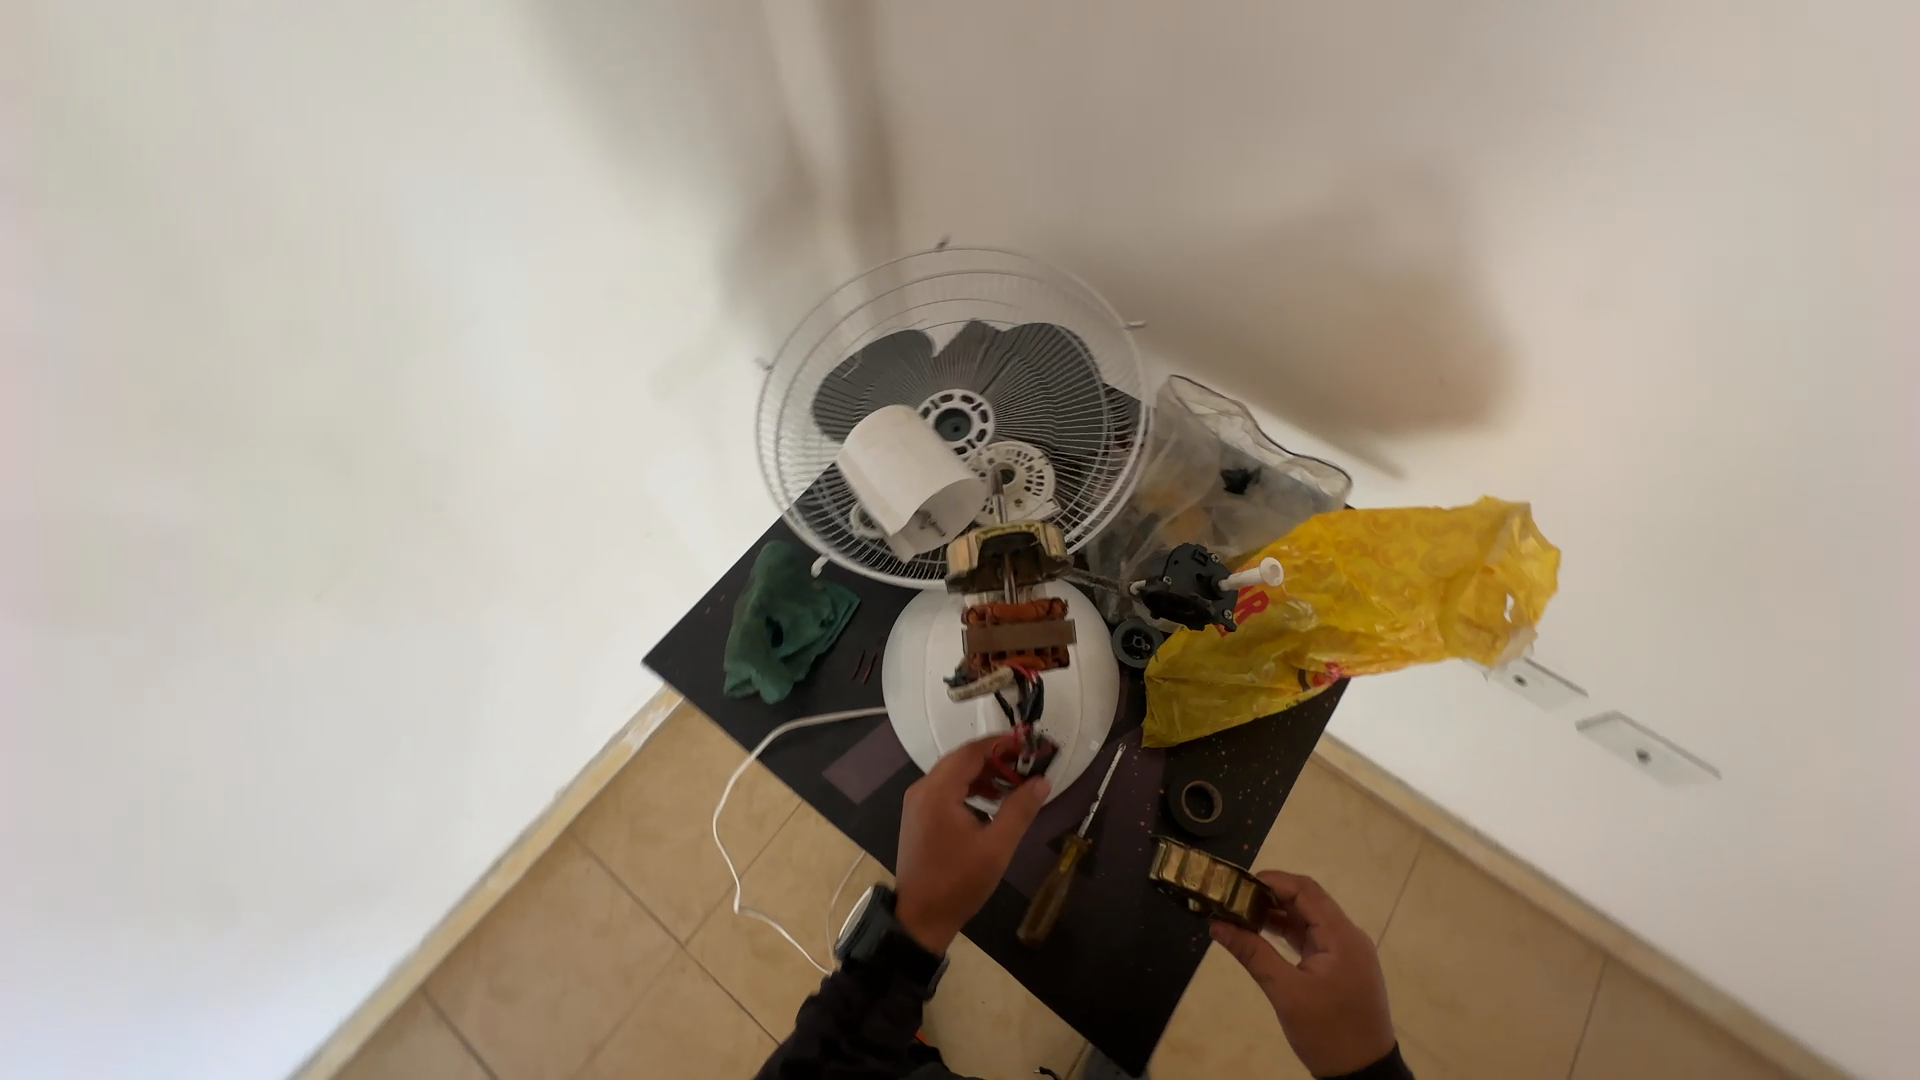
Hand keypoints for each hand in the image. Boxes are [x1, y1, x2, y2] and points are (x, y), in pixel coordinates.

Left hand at [893, 737, 1050, 954]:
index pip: (971, 752)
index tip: (1028, 746)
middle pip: (961, 760)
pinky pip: (946, 789)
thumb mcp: (996, 847)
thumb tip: (1042, 781)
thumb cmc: (959, 883)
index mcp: (937, 791)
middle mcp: (923, 789)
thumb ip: (1019, 810)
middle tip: (1025, 764)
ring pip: (953, 774)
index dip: (1000, 745)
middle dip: (994, 758)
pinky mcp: (919, 815)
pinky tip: (992, 800)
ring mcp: (918, 802)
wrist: (920, 919)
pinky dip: (969, 788)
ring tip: (1014, 783)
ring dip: (982, 773)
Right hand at [1209, 870, 1395, 1077]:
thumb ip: (1252, 952)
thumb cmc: (1328, 1033)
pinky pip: (1311, 936)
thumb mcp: (1285, 992)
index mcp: (1342, 937)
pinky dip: (1286, 931)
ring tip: (1240, 912)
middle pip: (1307, 900)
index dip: (1271, 880)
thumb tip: (1217, 924)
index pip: (1305, 890)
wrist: (1365, 1079)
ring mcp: (1346, 952)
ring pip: (1308, 917)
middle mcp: (1348, 937)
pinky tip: (1260, 933)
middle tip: (1234, 897)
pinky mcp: (1340, 966)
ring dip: (1276, 913)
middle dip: (1269, 895)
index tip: (1238, 884)